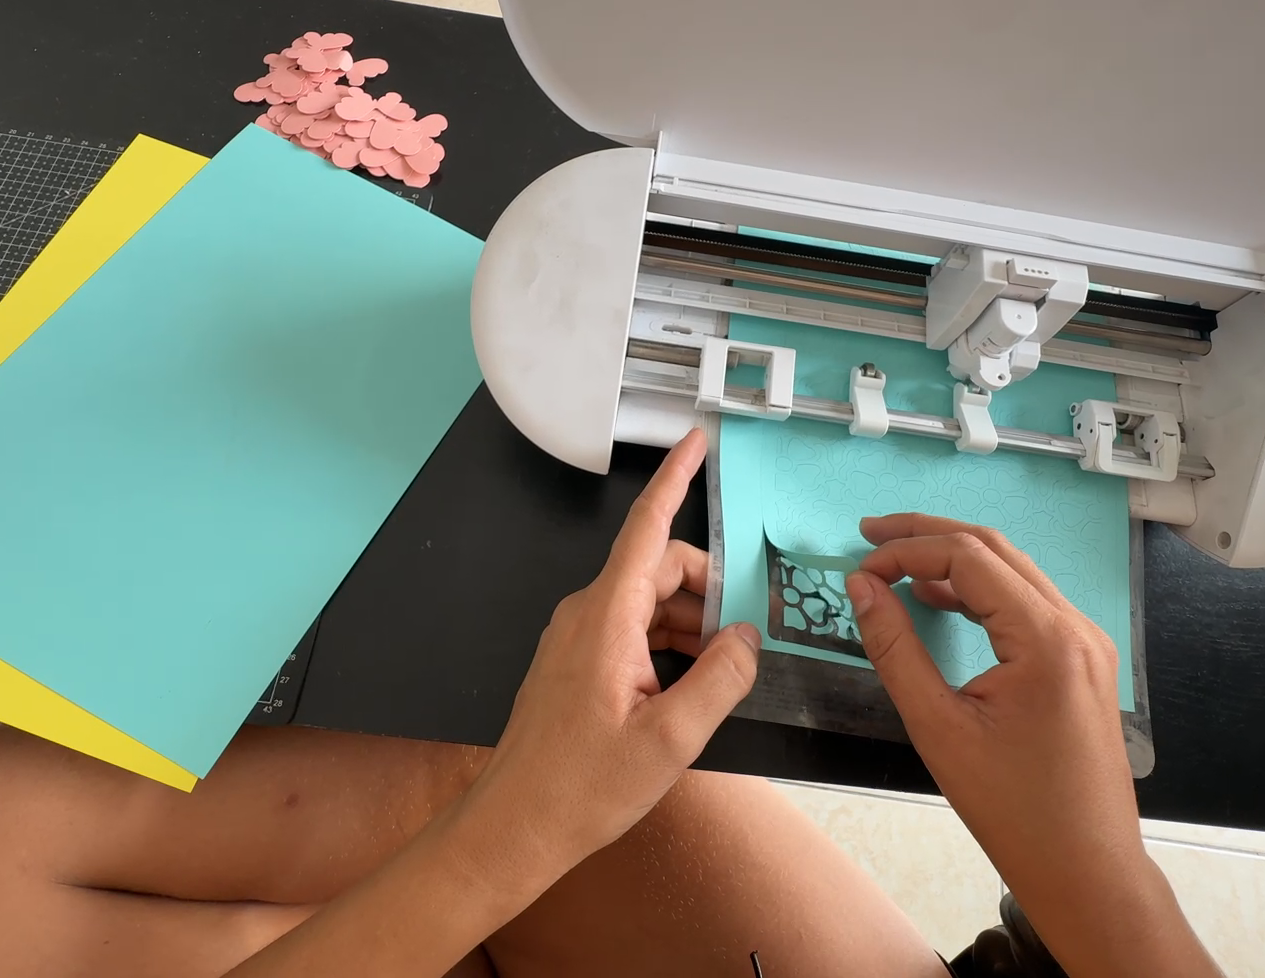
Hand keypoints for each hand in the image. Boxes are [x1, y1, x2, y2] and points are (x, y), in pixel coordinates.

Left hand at [468, 429, 761, 872]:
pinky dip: (667, 641)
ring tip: (719, 670)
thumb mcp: (671, 739)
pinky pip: (633, 626)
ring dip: (690, 622)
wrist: (516, 825)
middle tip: (743, 638)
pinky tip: (687, 681)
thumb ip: (720, 679)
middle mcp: (589, 611)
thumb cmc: (584, 786)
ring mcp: (580, 632)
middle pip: (660, 569)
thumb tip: (748, 636)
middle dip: (707, 590)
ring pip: (649, 600)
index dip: (674, 479)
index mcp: (608, 616)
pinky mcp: (579, 655)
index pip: (647, 527)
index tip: (696, 441)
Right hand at [845, 514, 1217, 977]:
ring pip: (1010, 568)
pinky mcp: (1081, 657)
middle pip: (991, 547)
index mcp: (1045, 637)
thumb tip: (860, 584)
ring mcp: (1084, 639)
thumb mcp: (935, 724)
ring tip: (894, 563)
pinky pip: (1023, 599)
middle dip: (925, 534)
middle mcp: (1074, 624)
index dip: (905, 551)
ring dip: (950, 557)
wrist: (1087, 871)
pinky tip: (938, 599)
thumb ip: (893, 646)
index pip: (966, 556)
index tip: (860, 572)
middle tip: (868, 534)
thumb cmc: (1009, 805)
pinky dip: (975, 588)